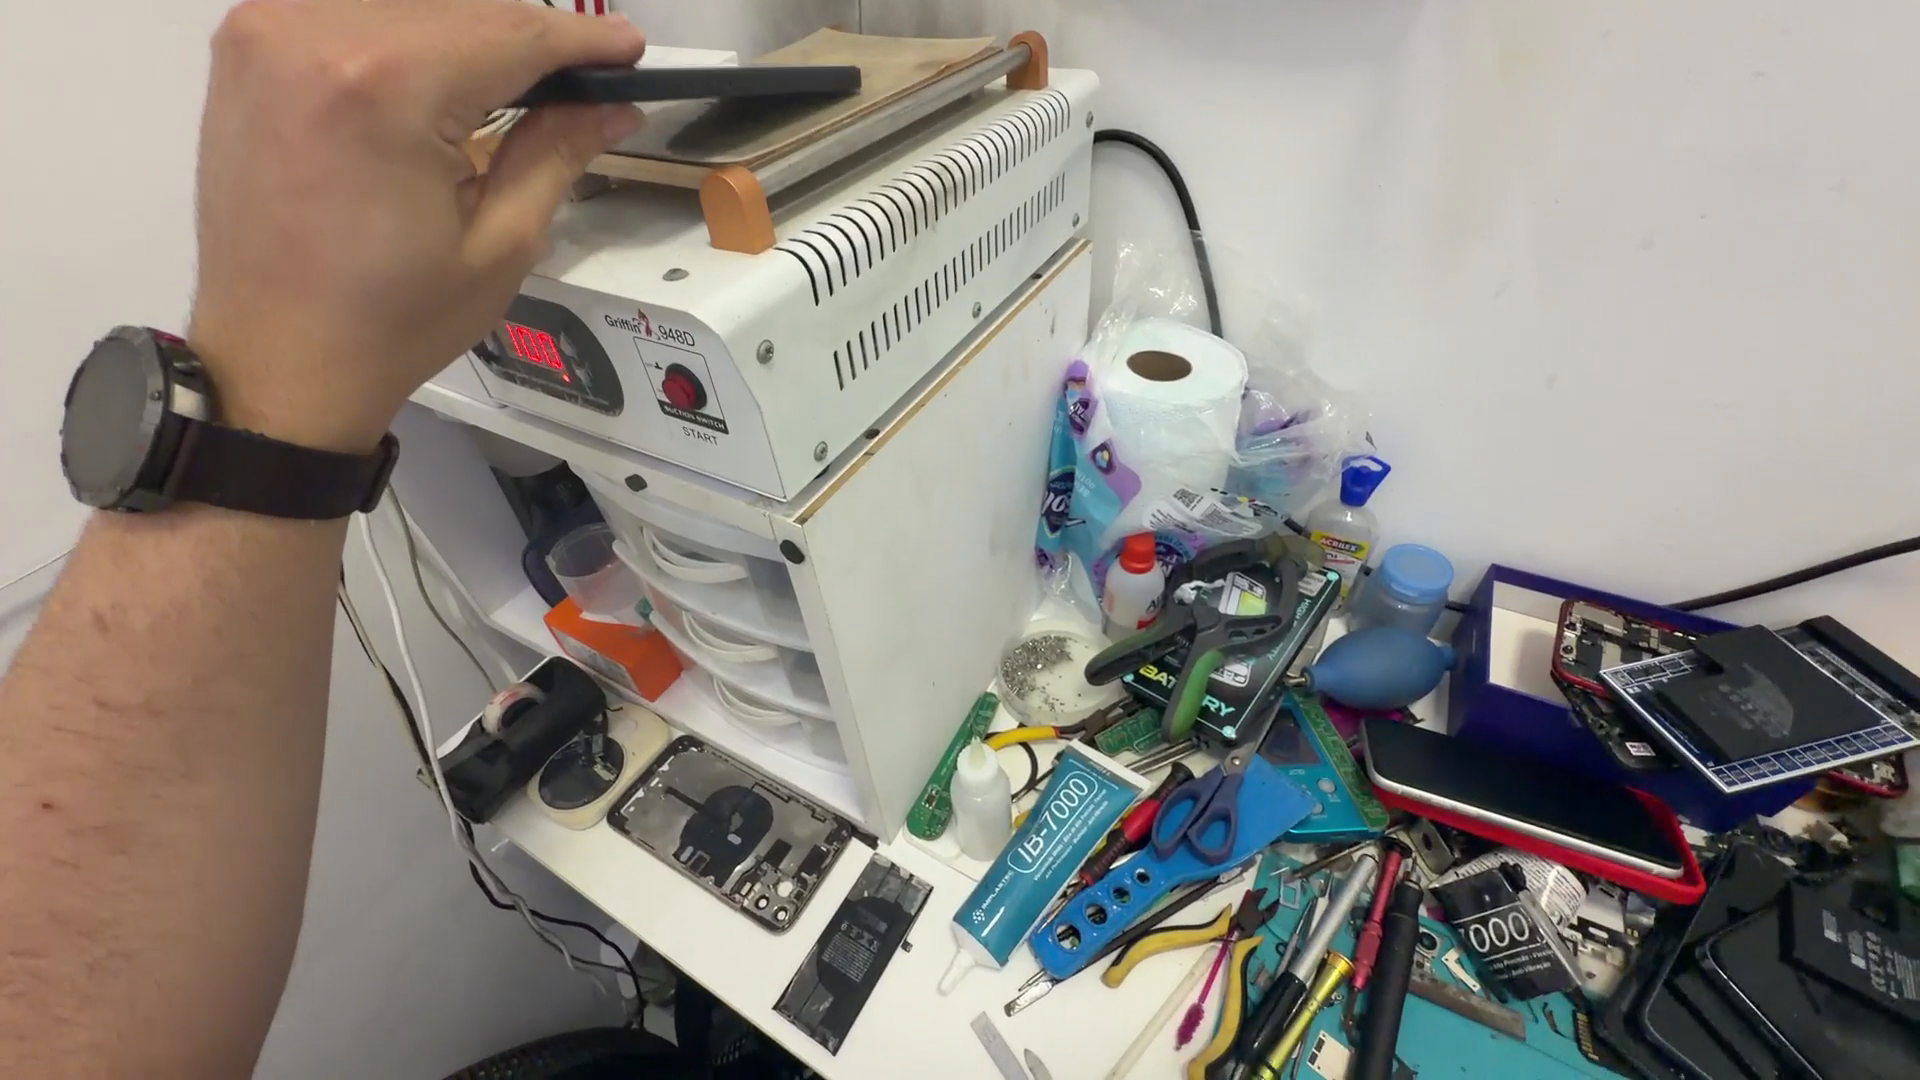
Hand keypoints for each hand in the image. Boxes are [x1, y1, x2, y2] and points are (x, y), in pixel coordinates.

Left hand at [188, 0, 644, 451]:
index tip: (630, 46)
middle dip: (534, 33)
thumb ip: (555, 156)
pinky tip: (456, 75)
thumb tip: (611, 108)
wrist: (284, 351)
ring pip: (408, 1)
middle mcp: (312, 31)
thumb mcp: (504, 244)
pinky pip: (354, 12)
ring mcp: (266, 29)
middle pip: (460, 6)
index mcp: (385, 89)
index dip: (580, 38)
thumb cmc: (400, 317)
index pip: (508, 32)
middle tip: (593, 72)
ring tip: (533, 79)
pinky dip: (418, 34)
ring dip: (477, 32)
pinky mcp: (247, 46)